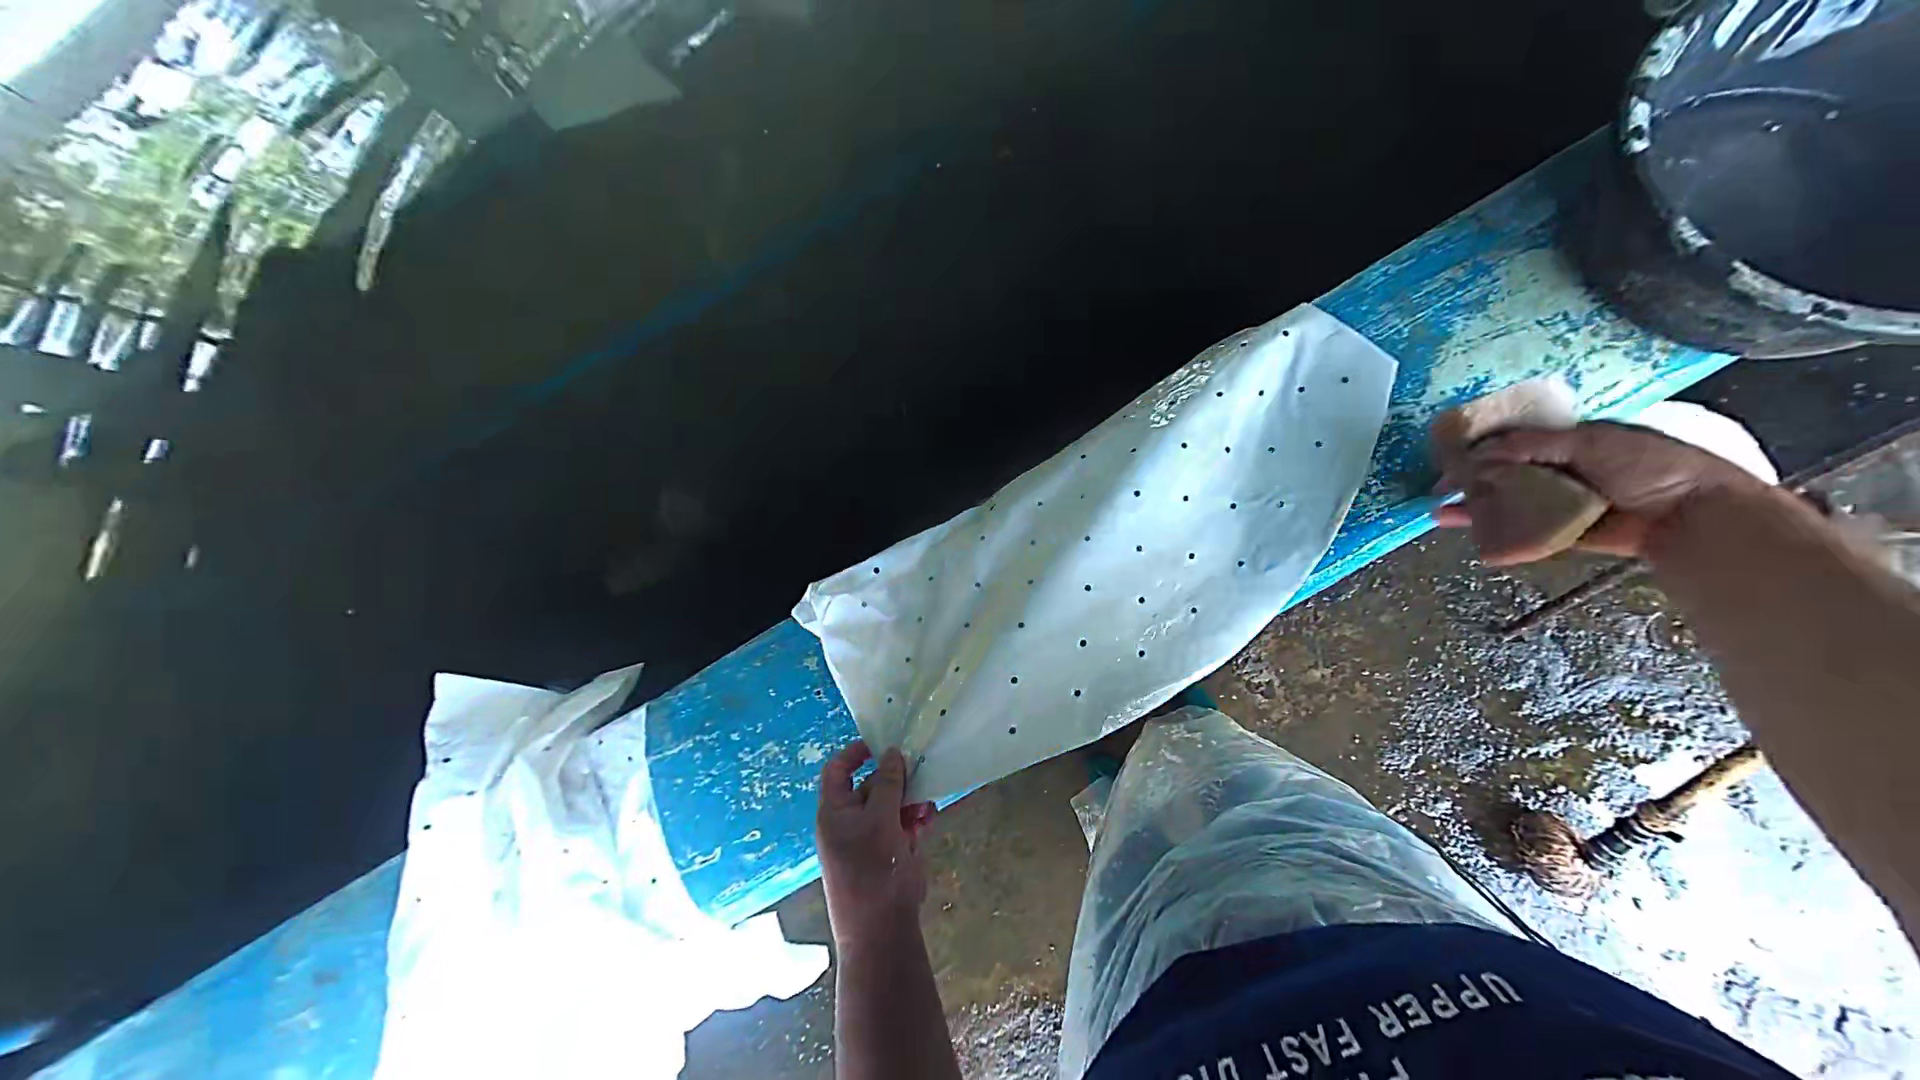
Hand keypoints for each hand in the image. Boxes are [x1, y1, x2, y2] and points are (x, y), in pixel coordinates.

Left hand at [816, 740, 937, 950]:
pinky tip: (928, 821)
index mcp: (835, 812)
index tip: (881, 745)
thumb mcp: (880, 819)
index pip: (837, 771)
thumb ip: (888, 784)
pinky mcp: (890, 851)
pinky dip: (915, 819)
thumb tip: (892, 753)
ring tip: (926, 808)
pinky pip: (903, 824)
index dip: (855, 754)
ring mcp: (871, 837)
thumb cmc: (872, 870)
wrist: (883, 930)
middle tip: (919, 775)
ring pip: (892, 804)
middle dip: (896, 780)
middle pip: (872, 785)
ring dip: (911, 800)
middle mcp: (850, 821)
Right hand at [1434, 421, 1767, 562]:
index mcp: (1571, 440)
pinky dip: (1487, 529)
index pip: (1516, 438)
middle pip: (1503, 471)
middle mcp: (1561, 469)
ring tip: (1439, 509)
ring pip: (1504, 500)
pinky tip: (1461, 527)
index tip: (1452, 454)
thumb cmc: (1651, 467)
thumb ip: (1533, 444)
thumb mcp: (1591, 442)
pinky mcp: (1557, 530)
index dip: (1482, 444)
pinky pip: (1515, 528)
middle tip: (1439, 484)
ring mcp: (1558, 501)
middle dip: (1468, 477)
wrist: (1693, 518)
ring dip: (1471, 504)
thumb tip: (1479, 451)